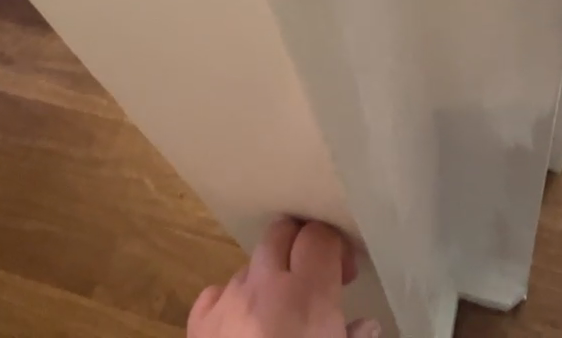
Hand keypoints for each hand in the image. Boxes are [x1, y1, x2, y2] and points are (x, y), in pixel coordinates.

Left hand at [188, 217, 379, 337]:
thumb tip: (365, 328)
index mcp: (307, 298)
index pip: (319, 236)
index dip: (333, 247)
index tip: (344, 274)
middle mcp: (264, 287)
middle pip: (280, 233)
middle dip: (299, 246)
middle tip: (315, 279)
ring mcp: (226, 304)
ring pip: (249, 265)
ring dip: (267, 279)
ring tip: (280, 315)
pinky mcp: (197, 327)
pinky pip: (216, 293)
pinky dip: (232, 302)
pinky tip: (243, 330)